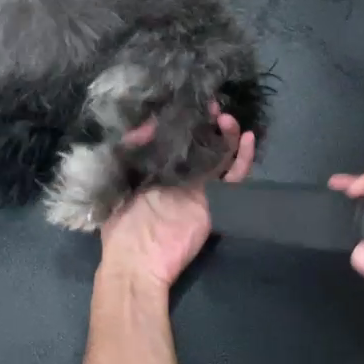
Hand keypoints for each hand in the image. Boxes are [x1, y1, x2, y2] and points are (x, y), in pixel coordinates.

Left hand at [99, 110, 255, 290]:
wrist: (138, 262)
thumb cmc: (121, 223)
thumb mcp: (117, 179)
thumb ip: (130, 149)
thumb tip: (148, 122)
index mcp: (157, 169)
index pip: (175, 138)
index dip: (184, 119)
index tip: (188, 102)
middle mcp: (181, 175)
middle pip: (202, 143)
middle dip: (209, 122)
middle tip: (212, 104)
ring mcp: (201, 188)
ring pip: (221, 156)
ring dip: (228, 135)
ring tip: (228, 117)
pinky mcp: (217, 201)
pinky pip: (234, 177)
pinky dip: (242, 158)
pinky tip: (246, 138)